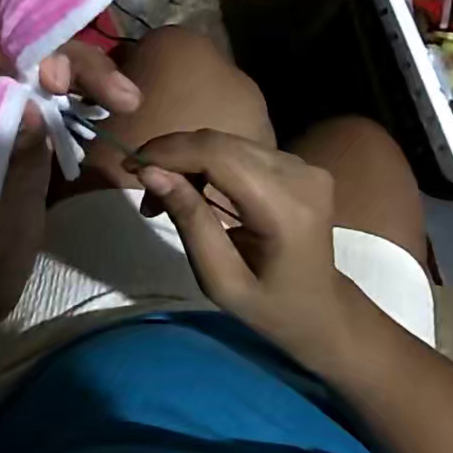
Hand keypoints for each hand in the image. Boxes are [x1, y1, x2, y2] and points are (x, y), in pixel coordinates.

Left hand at [0, 40, 141, 373]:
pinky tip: (103, 105)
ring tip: (124, 98)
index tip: (64, 84)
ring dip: (81, 80)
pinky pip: (43, 103)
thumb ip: (15, 161)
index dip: (33, 59)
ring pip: (36, 77)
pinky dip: (75, 101)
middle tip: (125, 96)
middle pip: (19, 59)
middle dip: (73, 68)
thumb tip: (36, 99)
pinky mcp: (6, 137)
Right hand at [130, 130, 360, 366]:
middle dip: (172, 156)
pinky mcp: (300, 164)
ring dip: (188, 160)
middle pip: (221, 142)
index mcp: (286, 209)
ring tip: (165, 196)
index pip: (219, 155)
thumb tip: (150, 172)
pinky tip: (195, 188)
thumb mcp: (220, 279)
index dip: (170, 152)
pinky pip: (241, 150)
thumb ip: (189, 221)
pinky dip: (209, 162)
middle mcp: (300, 175)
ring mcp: (304, 165)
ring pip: (227, 142)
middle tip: (144, 191)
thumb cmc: (270, 307)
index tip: (130, 166)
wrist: (322, 310)